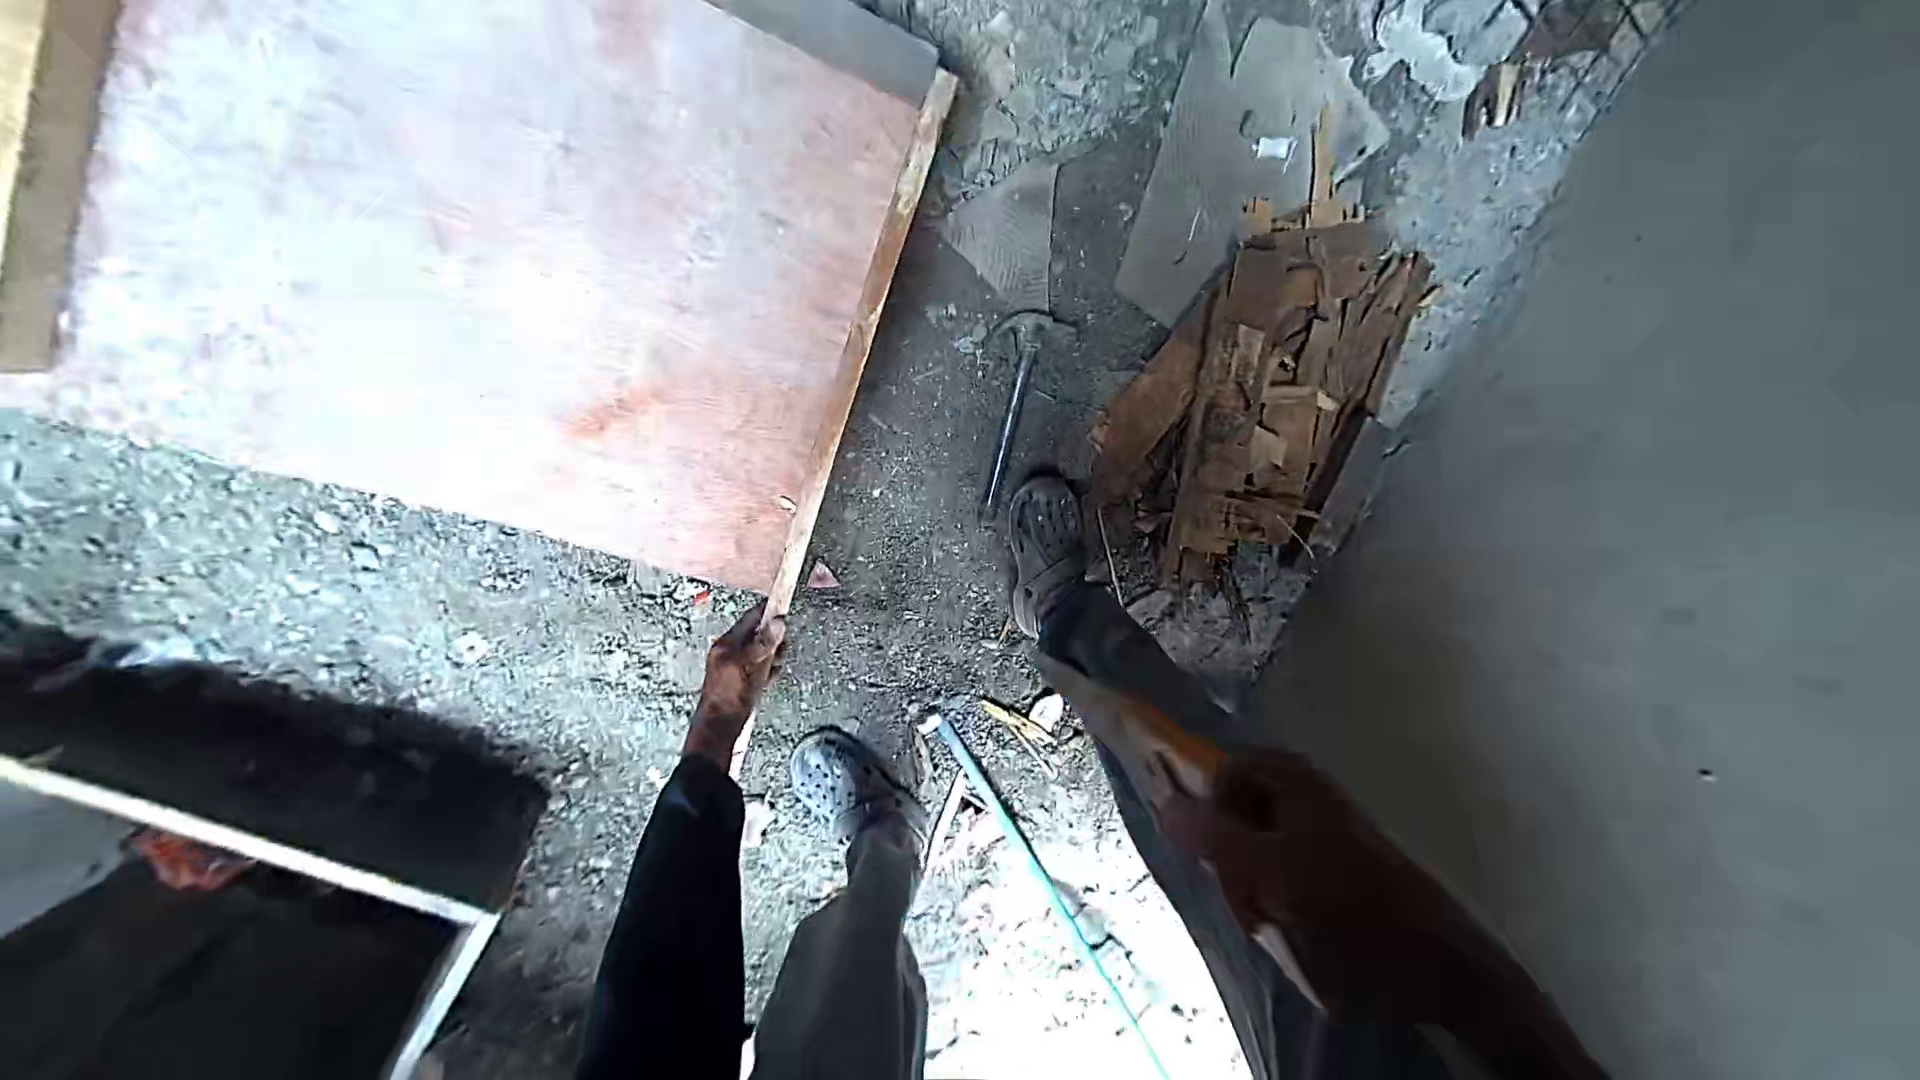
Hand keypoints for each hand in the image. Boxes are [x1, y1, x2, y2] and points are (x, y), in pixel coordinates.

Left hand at [683, 600, 786, 767]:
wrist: (719, 730)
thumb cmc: (728, 698)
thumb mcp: (749, 666)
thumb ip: (763, 643)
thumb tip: (778, 622)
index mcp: (726, 644)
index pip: (750, 619)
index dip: (768, 612)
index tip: (785, 606)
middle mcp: (729, 652)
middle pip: (758, 634)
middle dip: (773, 638)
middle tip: (782, 647)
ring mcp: (736, 667)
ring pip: (761, 651)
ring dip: (772, 654)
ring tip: (775, 666)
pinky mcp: (742, 680)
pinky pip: (760, 666)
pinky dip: (769, 668)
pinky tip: (771, 677)